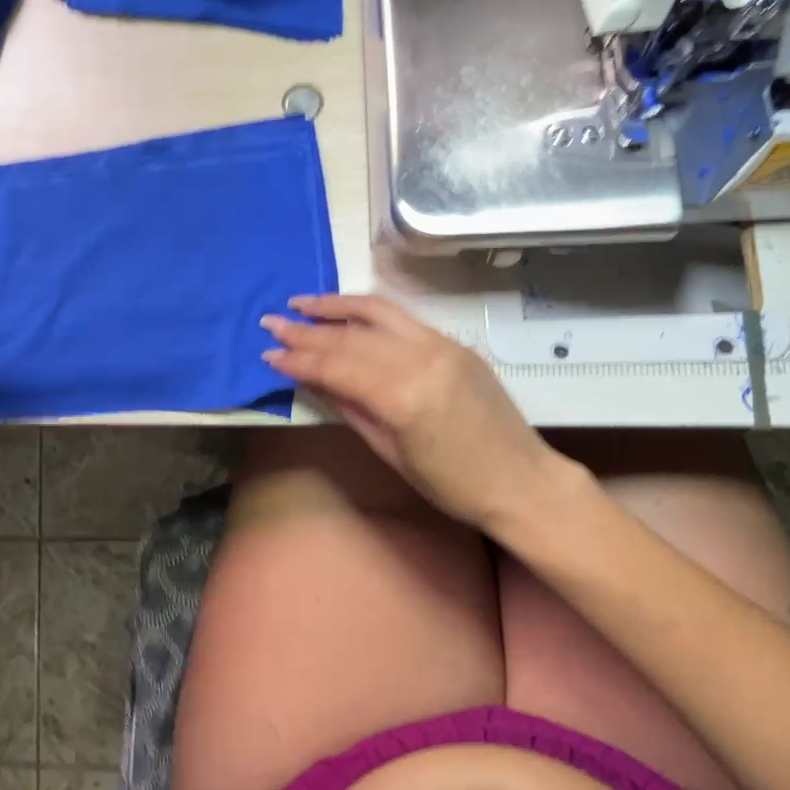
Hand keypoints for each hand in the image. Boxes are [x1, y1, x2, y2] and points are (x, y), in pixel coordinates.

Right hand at [261, 295, 573, 529]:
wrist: (521, 480)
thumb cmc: (452, 485)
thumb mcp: (391, 453)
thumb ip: (350, 408)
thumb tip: (312, 380)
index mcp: (404, 395)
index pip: (338, 367)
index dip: (300, 360)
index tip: (269, 354)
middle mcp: (422, 358)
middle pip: (352, 338)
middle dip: (307, 331)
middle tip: (271, 324)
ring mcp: (441, 345)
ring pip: (378, 314)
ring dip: (335, 306)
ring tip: (302, 304)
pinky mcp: (453, 343)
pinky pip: (402, 319)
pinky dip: (368, 312)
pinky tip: (345, 312)